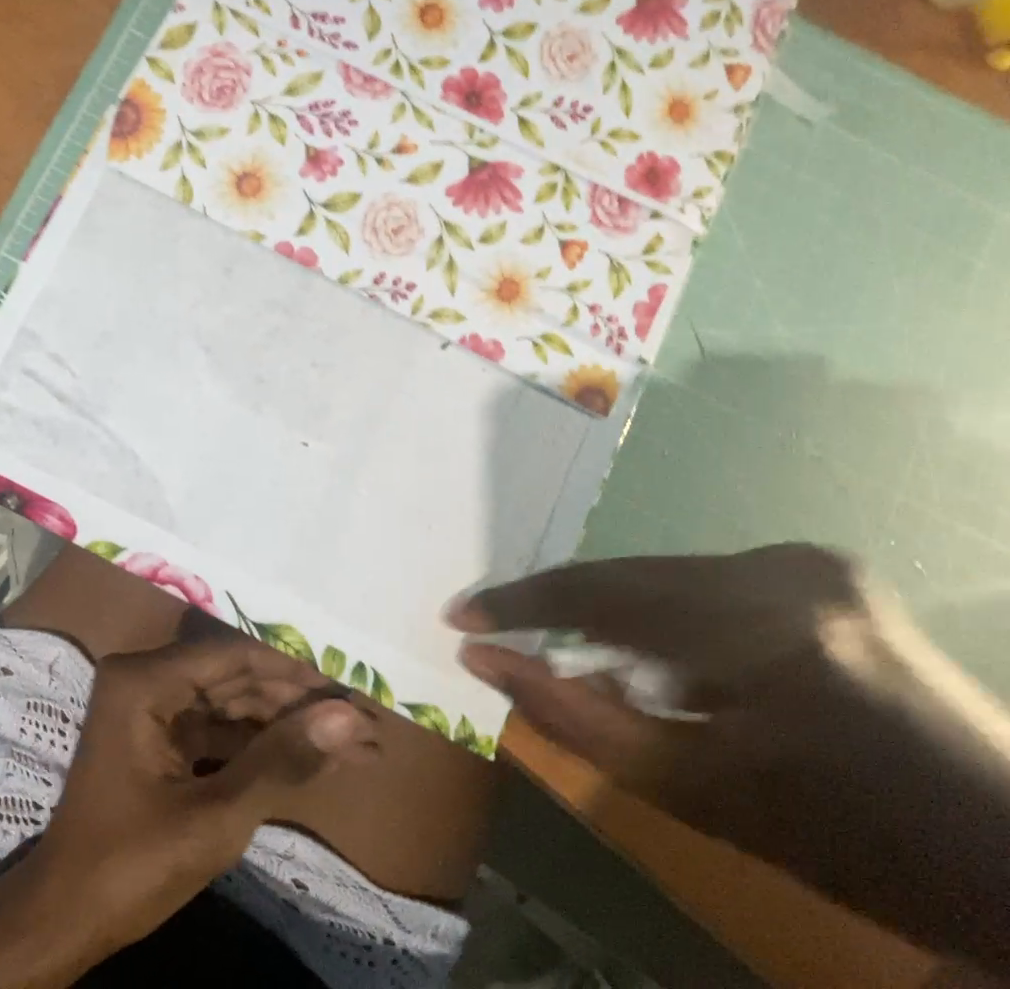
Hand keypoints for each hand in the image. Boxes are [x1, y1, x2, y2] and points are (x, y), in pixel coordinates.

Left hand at [37, 638, 379, 953]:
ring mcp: (147, 712)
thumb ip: (281, 759)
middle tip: (368, 727)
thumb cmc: (134, 861)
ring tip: (357, 747)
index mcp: (142, 681)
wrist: (69, 914)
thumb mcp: (217, 813)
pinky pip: (215, 732)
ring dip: (286, 727)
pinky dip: (259, 748)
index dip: (297, 673)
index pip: (234, 656)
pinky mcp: (155, 743)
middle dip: (299, 704)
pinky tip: (311, 761)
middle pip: (233, 678)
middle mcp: (142, 682)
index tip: (358, 690)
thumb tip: (349, 716)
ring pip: (229, 705)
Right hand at [449, 543, 1009, 974]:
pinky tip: (663, 667)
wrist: (1005, 848)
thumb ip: (570, 715)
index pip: (602, 592)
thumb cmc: (841, 839)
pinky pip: (703, 583)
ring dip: (615, 621)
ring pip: (661, 577)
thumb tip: (481, 660)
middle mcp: (787, 571)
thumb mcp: (688, 790)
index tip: (457, 617)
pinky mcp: (826, 571)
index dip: (520, 605)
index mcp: (762, 628)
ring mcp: (815, 564)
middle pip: (628, 576)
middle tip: (504, 642)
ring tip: (590, 669)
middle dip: (563, 614)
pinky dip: (665, 621)